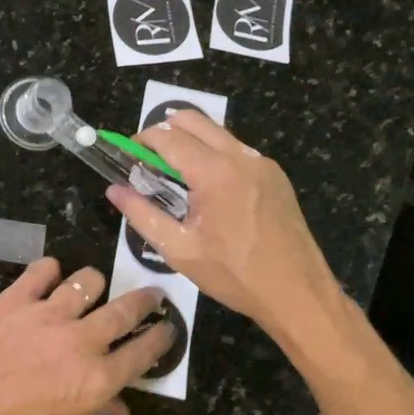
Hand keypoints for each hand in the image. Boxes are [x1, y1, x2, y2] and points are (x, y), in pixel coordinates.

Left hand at [0, 257, 173, 414]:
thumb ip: (96, 406)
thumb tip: (121, 406)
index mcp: (98, 378)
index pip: (143, 351)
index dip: (160, 337)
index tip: (167, 327)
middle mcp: (81, 341)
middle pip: (125, 310)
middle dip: (145, 300)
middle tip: (152, 294)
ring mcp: (47, 315)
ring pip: (87, 281)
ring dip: (93, 283)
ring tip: (91, 286)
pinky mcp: (15, 299)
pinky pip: (41, 271)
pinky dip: (48, 270)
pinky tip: (48, 275)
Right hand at [106, 111, 340, 334]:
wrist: (299, 295)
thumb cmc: (235, 276)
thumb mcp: (179, 250)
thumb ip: (141, 214)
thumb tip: (114, 190)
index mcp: (214, 173)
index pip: (167, 136)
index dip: (140, 140)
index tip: (127, 156)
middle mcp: (240, 158)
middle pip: (192, 119)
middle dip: (163, 131)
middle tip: (148, 161)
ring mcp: (262, 164)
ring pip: (215, 131)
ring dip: (189, 141)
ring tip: (175, 176)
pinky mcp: (275, 175)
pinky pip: (235, 149)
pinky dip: (213, 154)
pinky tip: (208, 189)